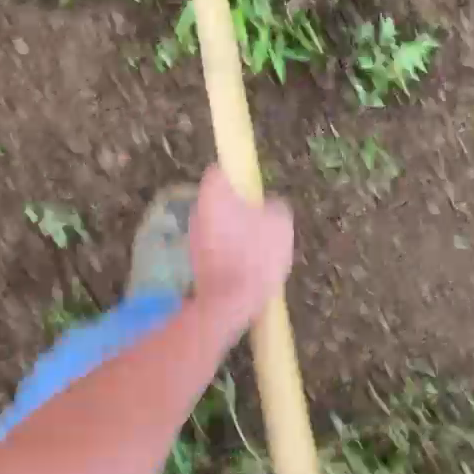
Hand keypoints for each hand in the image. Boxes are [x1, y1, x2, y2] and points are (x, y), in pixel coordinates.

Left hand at [190, 165, 292, 323]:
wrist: (229, 302)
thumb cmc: (256, 255)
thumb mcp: (280, 222)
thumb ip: (274, 205)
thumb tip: (268, 205)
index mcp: (214, 194)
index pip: (222, 170)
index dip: (240, 175)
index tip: (255, 188)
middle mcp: (197, 210)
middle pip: (221, 199)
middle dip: (240, 207)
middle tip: (263, 219)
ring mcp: (193, 236)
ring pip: (219, 224)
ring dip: (236, 230)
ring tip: (260, 247)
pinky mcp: (196, 260)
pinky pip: (217, 245)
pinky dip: (231, 250)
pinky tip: (249, 265)